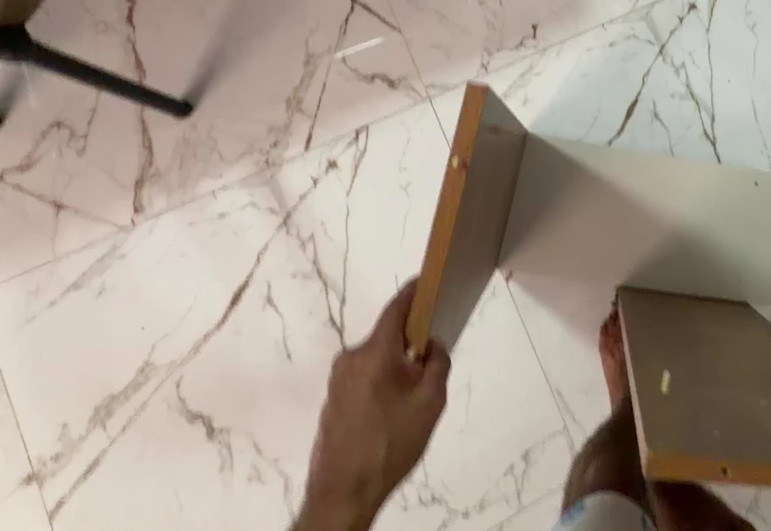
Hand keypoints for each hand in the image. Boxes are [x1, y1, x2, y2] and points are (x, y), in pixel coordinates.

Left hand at [296, 280, 451, 530]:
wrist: (343, 494)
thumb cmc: (391, 442)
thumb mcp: (431, 401)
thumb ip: (438, 363)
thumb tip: (431, 344)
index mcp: (374, 353)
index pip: (396, 308)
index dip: (414, 291)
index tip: (429, 278)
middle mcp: (350, 360)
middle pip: (387, 336)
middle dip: (411, 340)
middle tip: (434, 355)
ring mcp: (337, 382)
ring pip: (377, 359)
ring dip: (397, 364)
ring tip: (417, 391)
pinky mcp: (333, 402)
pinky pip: (365, 377)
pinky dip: (383, 380)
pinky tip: (395, 408)